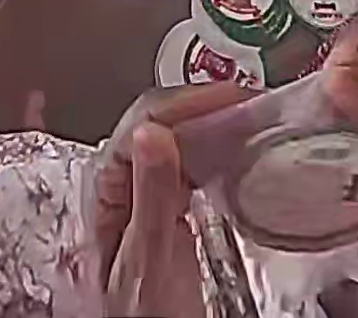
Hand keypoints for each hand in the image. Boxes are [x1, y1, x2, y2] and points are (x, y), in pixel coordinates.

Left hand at [92, 83, 252, 316]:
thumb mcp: (149, 259)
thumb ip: (152, 196)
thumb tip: (154, 130)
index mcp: (108, 183)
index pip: (146, 120)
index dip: (189, 101)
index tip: (231, 98)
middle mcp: (125, 178)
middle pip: (163, 119)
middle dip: (204, 103)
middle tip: (248, 100)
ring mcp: (149, 189)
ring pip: (179, 135)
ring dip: (213, 120)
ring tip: (249, 115)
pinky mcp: (172, 204)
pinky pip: (193, 159)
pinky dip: (217, 146)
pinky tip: (238, 146)